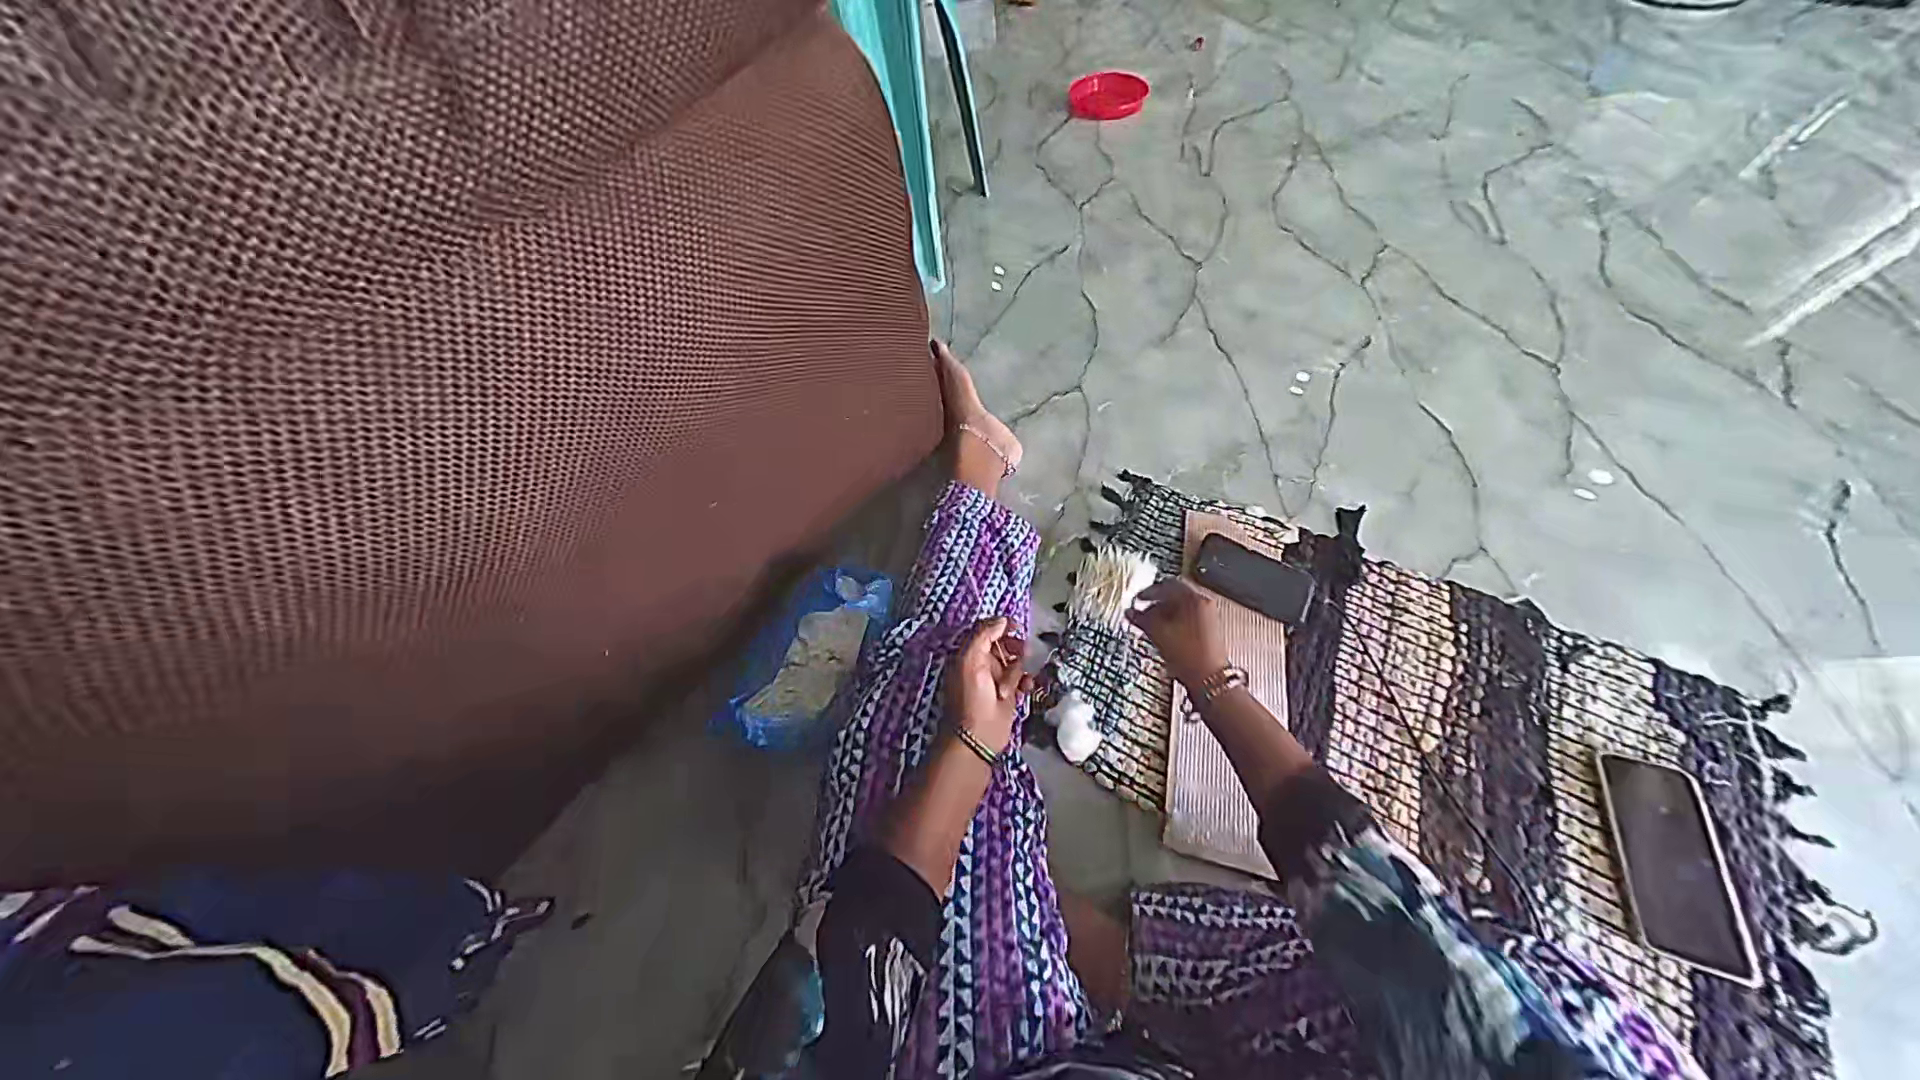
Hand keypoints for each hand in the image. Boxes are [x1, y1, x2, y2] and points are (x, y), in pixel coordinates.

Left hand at [948, 617, 1033, 754]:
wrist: (978, 736)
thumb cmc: (971, 697)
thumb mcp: (970, 660)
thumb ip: (983, 635)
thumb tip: (1001, 620)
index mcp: (969, 653)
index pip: (987, 630)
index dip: (1001, 626)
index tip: (1016, 627)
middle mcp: (982, 663)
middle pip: (1005, 644)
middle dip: (1013, 649)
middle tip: (1020, 654)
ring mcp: (996, 678)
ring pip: (1016, 662)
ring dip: (1017, 671)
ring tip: (1009, 688)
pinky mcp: (1009, 693)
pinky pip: (1023, 679)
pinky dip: (1025, 682)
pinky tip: (1025, 690)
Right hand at [1125, 578, 1228, 686]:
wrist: (1209, 679)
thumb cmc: (1190, 656)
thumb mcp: (1157, 633)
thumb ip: (1141, 618)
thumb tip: (1131, 613)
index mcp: (1194, 599)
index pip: (1168, 584)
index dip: (1149, 591)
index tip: (1138, 598)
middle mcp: (1204, 605)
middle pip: (1175, 596)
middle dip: (1155, 604)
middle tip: (1142, 611)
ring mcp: (1208, 618)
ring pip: (1181, 608)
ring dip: (1163, 614)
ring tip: (1150, 625)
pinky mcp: (1208, 631)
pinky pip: (1187, 619)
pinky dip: (1173, 622)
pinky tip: (1163, 634)